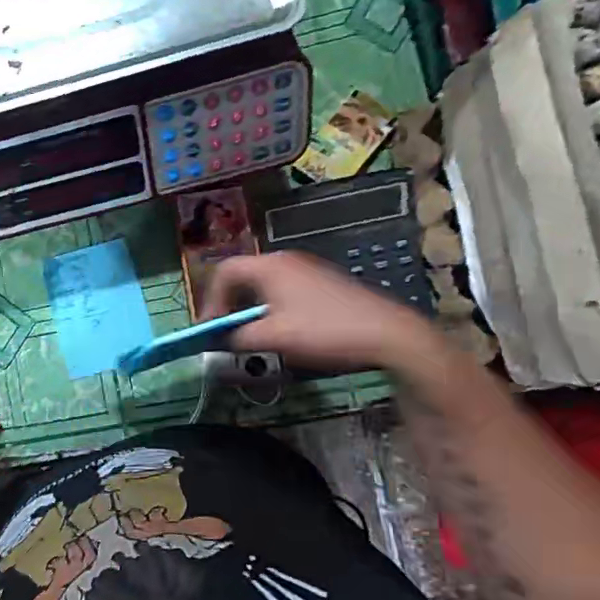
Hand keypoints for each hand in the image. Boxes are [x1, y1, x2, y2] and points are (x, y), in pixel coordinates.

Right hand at [207, 251, 444, 374]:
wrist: (389, 334)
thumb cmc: (324, 331)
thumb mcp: (273, 338)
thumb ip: (238, 337)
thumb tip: (219, 340)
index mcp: (269, 266)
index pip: (224, 272)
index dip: (210, 300)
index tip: (210, 328)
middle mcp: (286, 260)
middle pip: (243, 276)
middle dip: (228, 305)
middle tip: (225, 332)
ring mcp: (308, 270)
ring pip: (264, 285)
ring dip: (250, 309)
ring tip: (250, 336)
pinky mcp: (323, 283)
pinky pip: (284, 291)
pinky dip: (271, 309)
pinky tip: (281, 332)